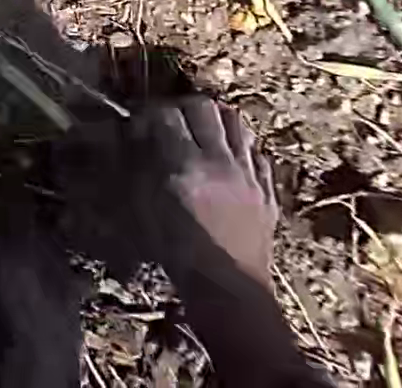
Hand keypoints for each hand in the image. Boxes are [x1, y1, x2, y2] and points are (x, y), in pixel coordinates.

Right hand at [136, 97, 277, 289]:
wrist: (231, 295)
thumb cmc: (178, 253)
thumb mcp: (146, 206)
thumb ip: (140, 163)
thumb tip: (134, 134)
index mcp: (184, 166)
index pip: (166, 114)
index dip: (149, 112)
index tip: (141, 121)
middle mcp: (219, 162)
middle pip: (203, 106)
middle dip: (182, 106)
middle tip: (171, 120)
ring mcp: (248, 174)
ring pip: (235, 121)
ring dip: (214, 118)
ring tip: (201, 129)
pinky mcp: (267, 190)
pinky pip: (256, 150)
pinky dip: (239, 143)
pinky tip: (226, 154)